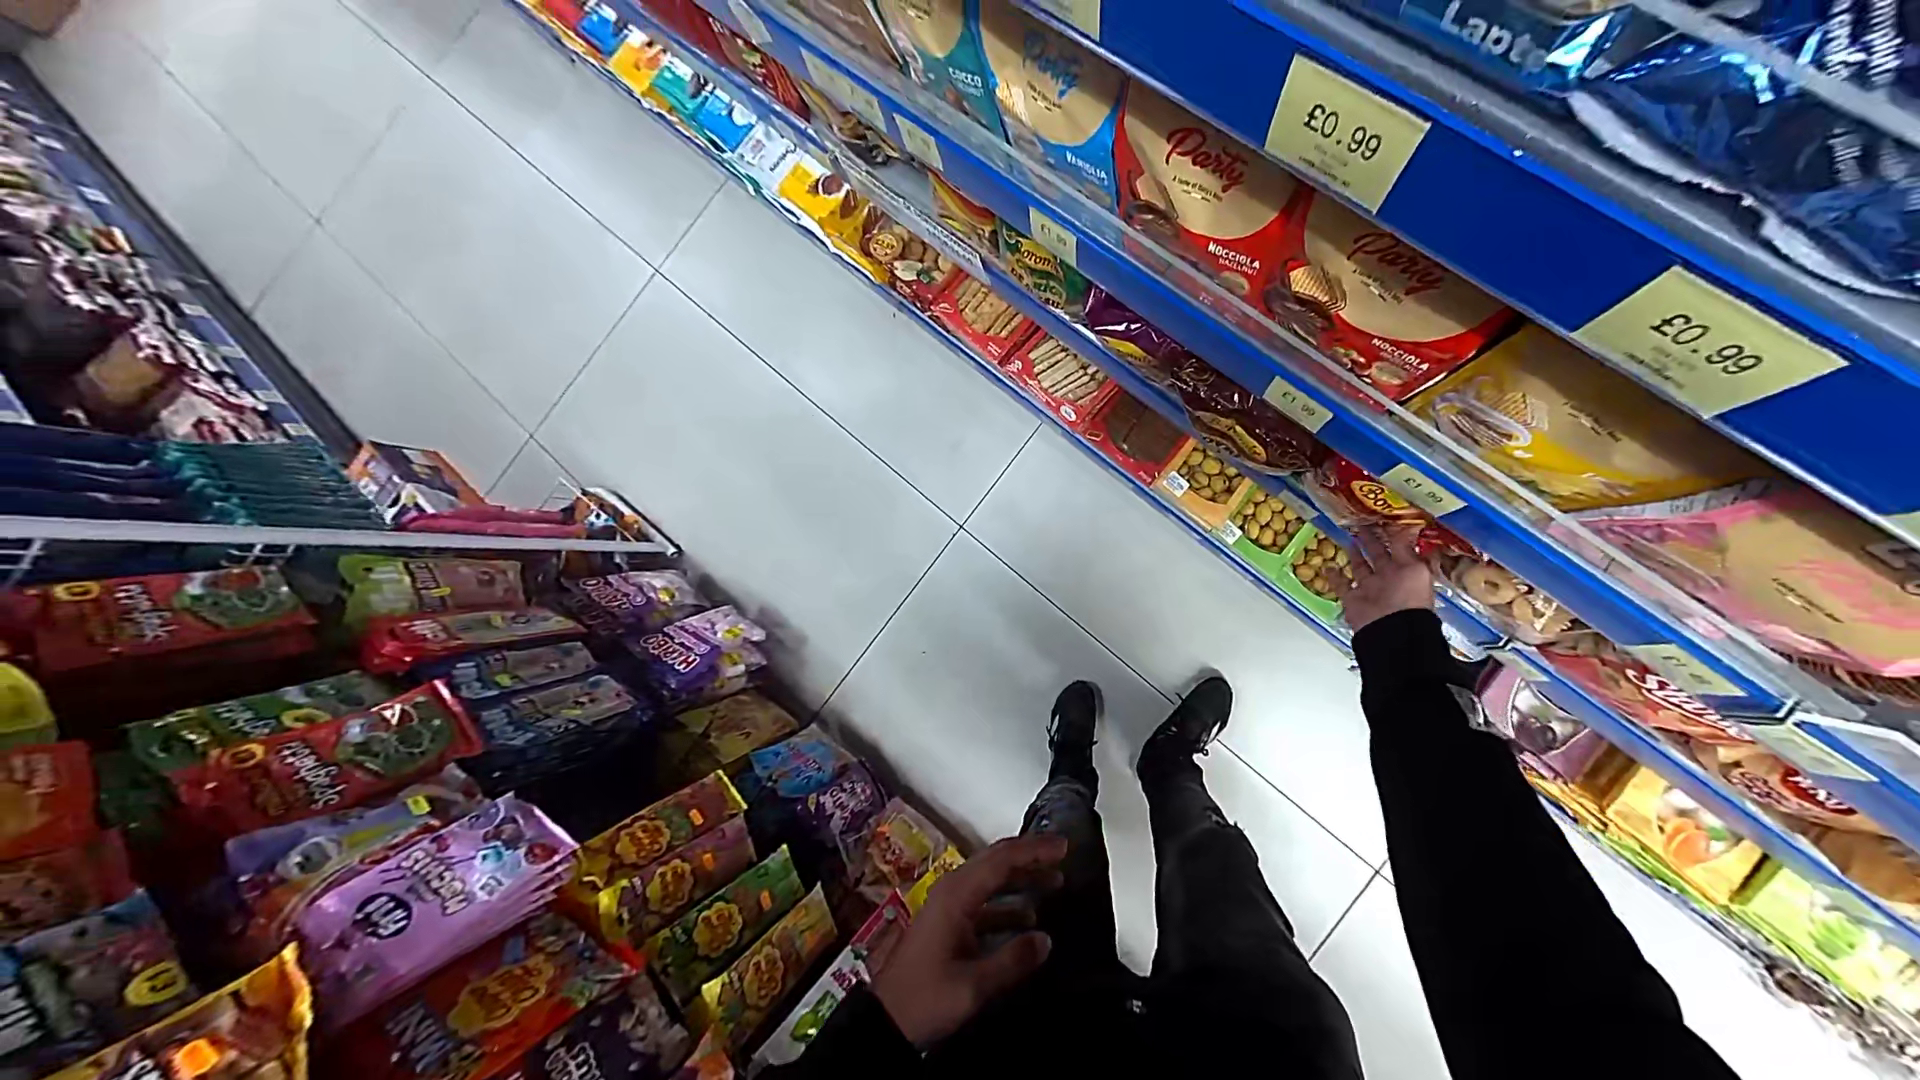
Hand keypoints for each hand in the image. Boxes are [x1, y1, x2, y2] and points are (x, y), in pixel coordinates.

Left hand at [871, 833, 1066, 1047]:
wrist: (886, 1018)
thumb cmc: (926, 998)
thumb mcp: (973, 986)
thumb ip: (1012, 961)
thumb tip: (1046, 939)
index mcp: (957, 894)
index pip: (1001, 859)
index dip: (1034, 850)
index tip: (1063, 846)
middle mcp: (952, 889)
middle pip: (995, 860)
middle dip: (1030, 855)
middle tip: (1063, 854)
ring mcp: (949, 903)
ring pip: (990, 878)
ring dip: (1021, 877)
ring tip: (1055, 882)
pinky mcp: (948, 920)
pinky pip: (984, 899)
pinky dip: (1008, 902)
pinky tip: (1029, 918)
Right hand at [1344, 526, 1433, 631]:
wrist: (1392, 630)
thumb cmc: (1407, 597)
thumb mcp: (1414, 568)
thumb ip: (1404, 548)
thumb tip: (1403, 528)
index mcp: (1407, 569)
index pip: (1398, 546)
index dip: (1391, 532)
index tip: (1381, 516)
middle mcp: (1389, 577)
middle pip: (1377, 554)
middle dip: (1370, 539)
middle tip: (1360, 522)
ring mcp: (1370, 588)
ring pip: (1359, 566)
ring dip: (1353, 553)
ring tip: (1345, 537)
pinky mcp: (1352, 598)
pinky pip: (1341, 585)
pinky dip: (1334, 576)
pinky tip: (1327, 564)